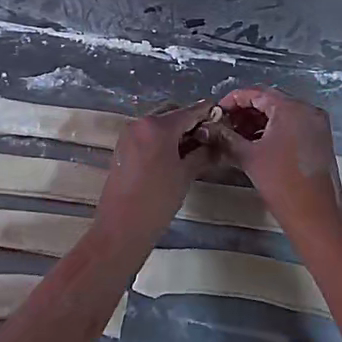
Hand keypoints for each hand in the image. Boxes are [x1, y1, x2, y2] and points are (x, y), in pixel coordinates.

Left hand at [93, 100, 218, 243]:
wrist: (121, 228)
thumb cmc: (157, 201)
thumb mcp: (185, 175)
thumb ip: (202, 154)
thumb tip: (215, 144)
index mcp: (157, 127)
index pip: (188, 112)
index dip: (206, 112)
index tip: (221, 114)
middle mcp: (140, 124)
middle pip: (172, 114)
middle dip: (190, 122)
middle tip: (208, 136)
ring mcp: (128, 135)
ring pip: (158, 124)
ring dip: (176, 131)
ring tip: (194, 148)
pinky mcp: (122, 148)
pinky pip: (147, 135)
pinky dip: (162, 139)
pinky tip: (175, 154)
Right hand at [213, 87, 341, 229]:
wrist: (314, 214)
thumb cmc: (281, 183)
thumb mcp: (249, 157)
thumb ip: (226, 138)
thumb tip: (207, 128)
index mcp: (291, 109)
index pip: (258, 93)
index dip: (234, 99)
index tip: (218, 111)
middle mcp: (308, 111)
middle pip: (271, 101)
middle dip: (246, 111)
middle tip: (225, 124)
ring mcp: (317, 125)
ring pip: (283, 114)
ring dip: (259, 122)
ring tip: (237, 136)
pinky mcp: (320, 140)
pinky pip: (294, 126)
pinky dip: (275, 130)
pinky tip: (257, 144)